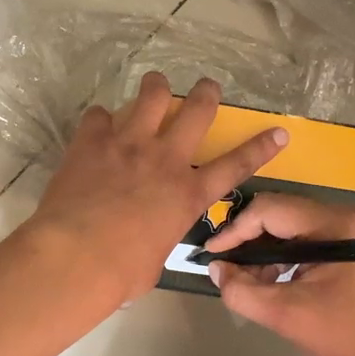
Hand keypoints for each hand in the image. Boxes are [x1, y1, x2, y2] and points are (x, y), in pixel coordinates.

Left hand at [26, 73, 286, 304]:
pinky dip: (102, 118)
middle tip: (206, 86)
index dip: (260, 147)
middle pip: (197, 110)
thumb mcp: (155, 261)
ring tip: (155, 83)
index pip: (236, 165)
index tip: (277, 131)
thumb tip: (148, 239)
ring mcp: (129, 143)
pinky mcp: (92, 140)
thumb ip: (159, 238)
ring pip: (152, 95)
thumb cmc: (121, 272)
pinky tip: (97, 126)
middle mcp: (165, 159)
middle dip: (206, 93)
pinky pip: (100, 114)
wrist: (76, 256)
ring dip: (156, 86)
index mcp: (188, 194)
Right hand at [206, 193, 354, 355]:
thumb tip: (214, 268)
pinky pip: (303, 239)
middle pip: (279, 214)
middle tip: (223, 266)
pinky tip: (268, 281)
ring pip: (289, 227)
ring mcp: (349, 230)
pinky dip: (281, 257)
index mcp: (335, 224)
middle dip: (247, 240)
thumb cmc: (345, 338)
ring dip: (263, 251)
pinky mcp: (349, 245)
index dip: (235, 231)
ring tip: (244, 280)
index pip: (270, 210)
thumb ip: (241, 290)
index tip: (210, 254)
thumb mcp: (285, 315)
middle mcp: (344, 216)